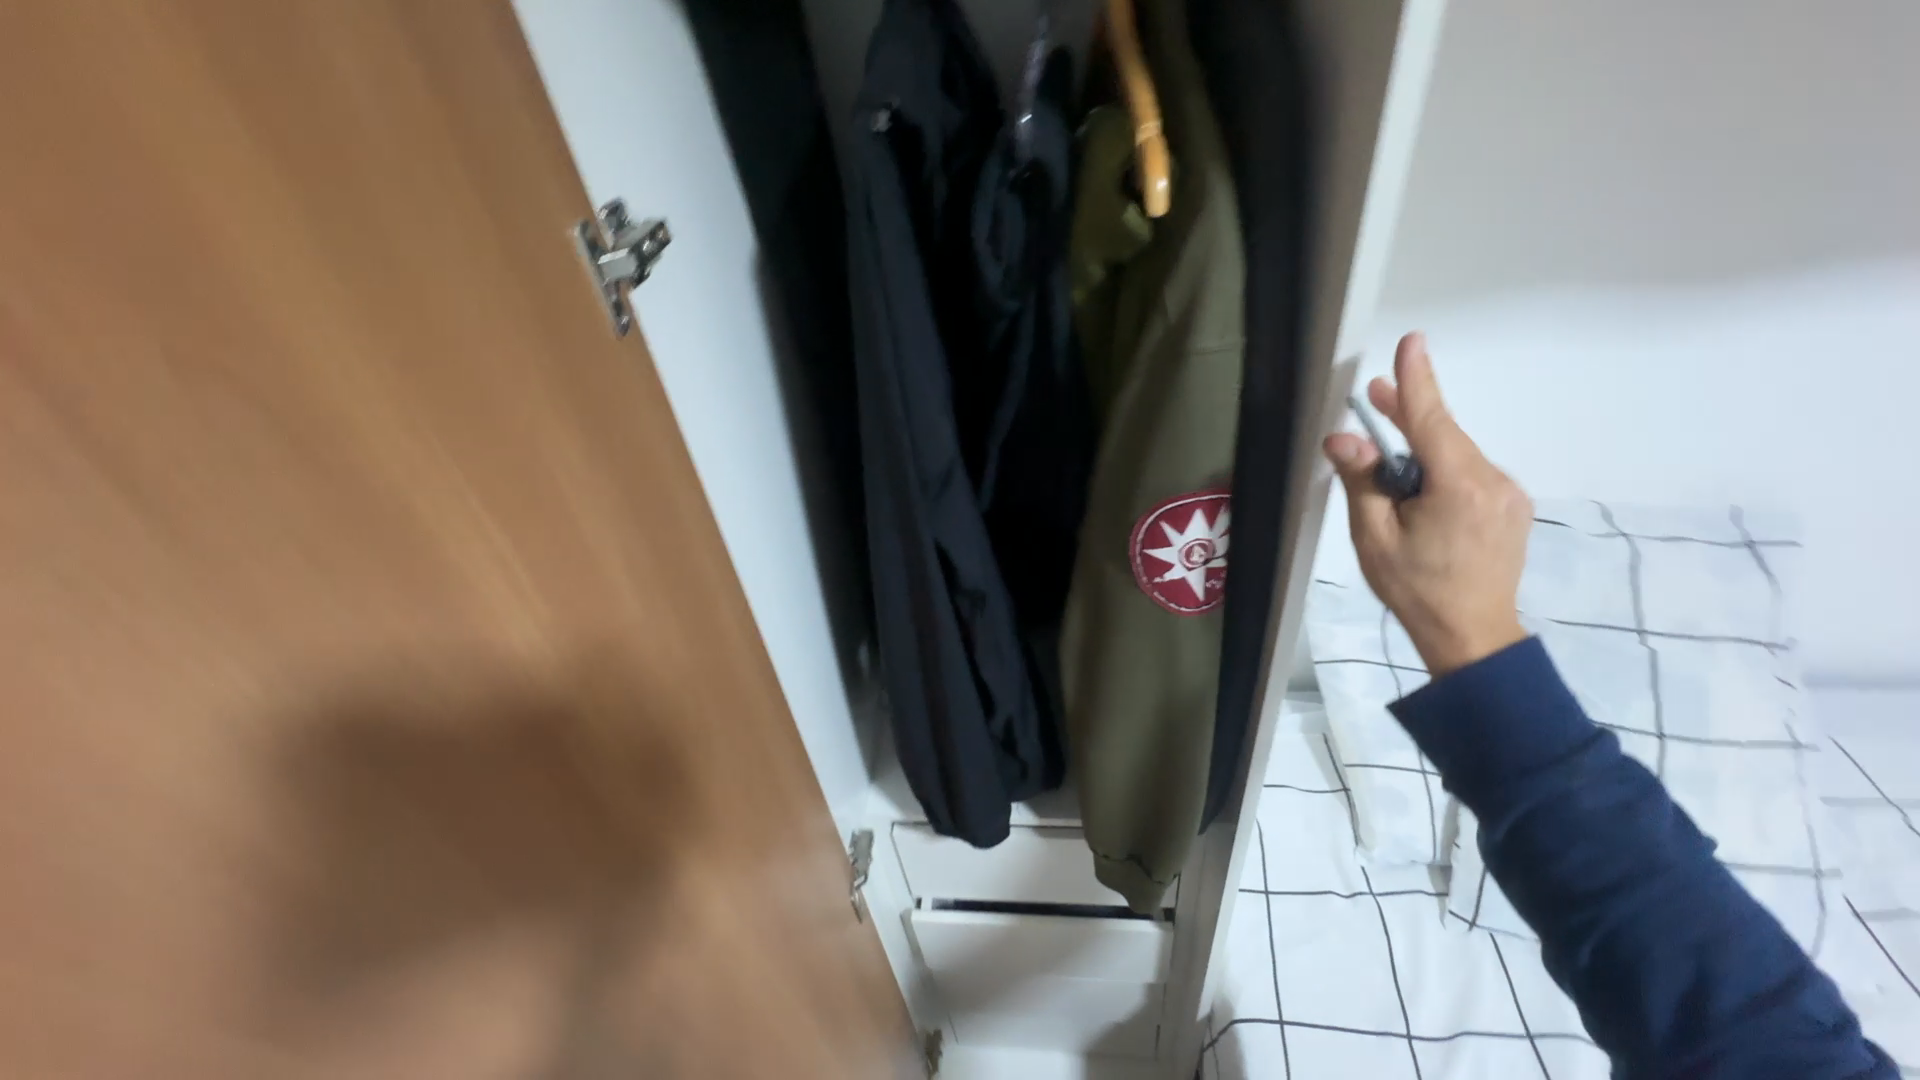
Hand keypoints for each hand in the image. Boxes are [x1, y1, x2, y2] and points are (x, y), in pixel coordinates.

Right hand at [1323, 333, 1531, 675]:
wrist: (1472, 636)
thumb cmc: (1415, 589)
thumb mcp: (1373, 537)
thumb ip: (1363, 482)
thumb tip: (1344, 439)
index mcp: (1459, 486)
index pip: (1432, 420)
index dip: (1416, 380)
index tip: (1411, 342)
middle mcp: (1492, 481)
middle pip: (1445, 435)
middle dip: (1410, 413)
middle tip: (1372, 395)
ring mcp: (1508, 495)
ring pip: (1457, 457)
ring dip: (1422, 448)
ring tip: (1384, 457)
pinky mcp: (1511, 509)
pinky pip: (1470, 475)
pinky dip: (1441, 470)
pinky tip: (1417, 489)